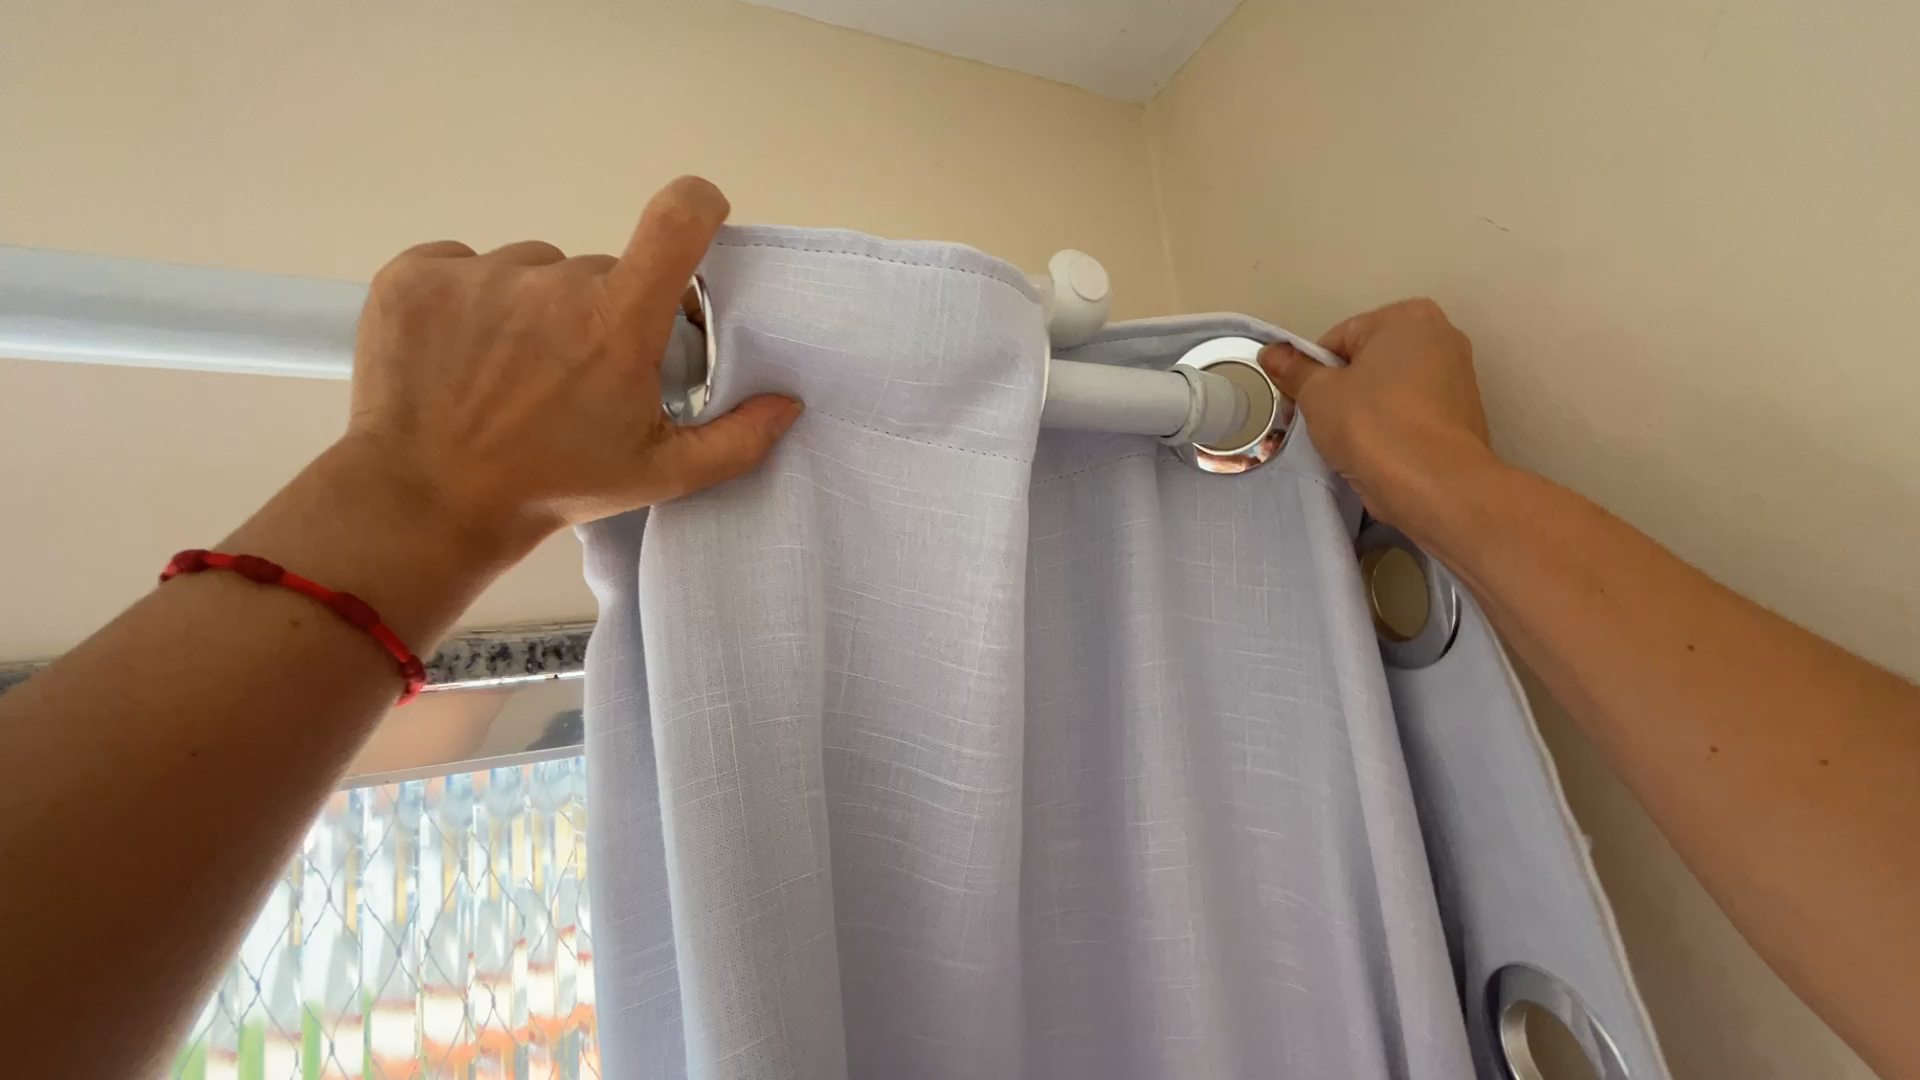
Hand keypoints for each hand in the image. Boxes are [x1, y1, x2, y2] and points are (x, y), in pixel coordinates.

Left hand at [342, 175, 800, 555]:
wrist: (431, 499)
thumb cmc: (560, 484)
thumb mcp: (664, 474)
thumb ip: (739, 440)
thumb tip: (789, 402)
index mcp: (617, 324)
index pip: (675, 221)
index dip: (699, 207)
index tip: (703, 218)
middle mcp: (551, 282)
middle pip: (603, 270)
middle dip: (607, 311)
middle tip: (583, 373)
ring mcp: (477, 274)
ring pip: (536, 270)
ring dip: (540, 307)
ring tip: (518, 370)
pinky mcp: (415, 276)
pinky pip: (468, 266)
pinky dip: (475, 301)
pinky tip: (467, 354)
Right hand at [1260, 298, 1493, 532]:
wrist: (1432, 483)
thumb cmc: (1372, 425)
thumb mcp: (1316, 393)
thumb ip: (1293, 369)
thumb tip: (1273, 353)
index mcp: (1406, 317)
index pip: (1336, 341)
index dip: (1312, 374)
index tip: (1304, 403)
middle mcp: (1441, 335)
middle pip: (1365, 361)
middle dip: (1340, 389)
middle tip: (1323, 423)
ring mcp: (1457, 375)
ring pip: (1386, 388)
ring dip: (1362, 409)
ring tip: (1350, 441)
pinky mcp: (1461, 412)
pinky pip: (1408, 411)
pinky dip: (1389, 426)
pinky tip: (1377, 450)